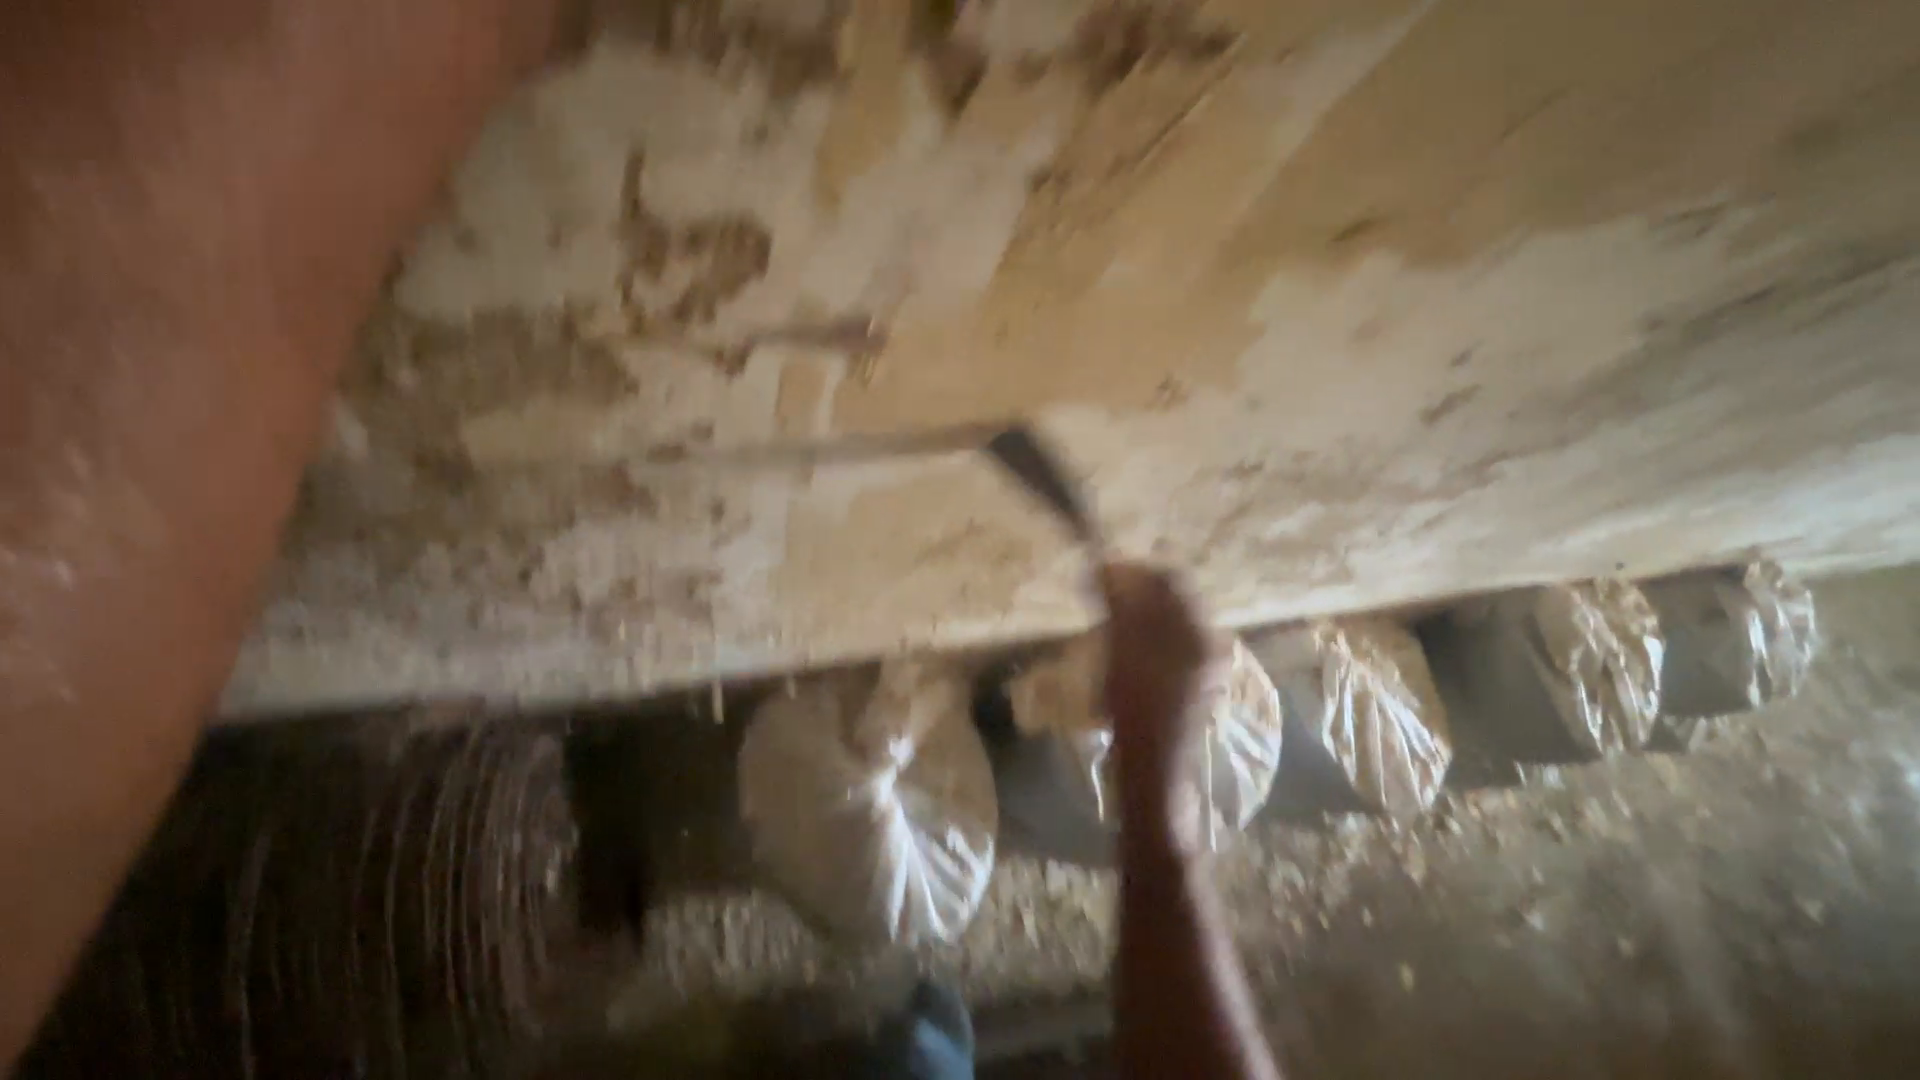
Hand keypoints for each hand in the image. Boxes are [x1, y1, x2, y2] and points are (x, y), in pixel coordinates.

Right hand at [1098, 562, 1210, 820]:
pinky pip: (1164, 647)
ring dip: (1134, 618)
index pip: (1172, 579)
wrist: (1152, 769)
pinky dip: (1140, 642)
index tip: (1100, 573)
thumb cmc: (1136, 708)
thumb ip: (1120, 602)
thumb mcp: (1123, 648)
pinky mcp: (1189, 686)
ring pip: (1165, 624)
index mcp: (1200, 631)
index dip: (1135, 570)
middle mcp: (1209, 644)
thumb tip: (1108, 564)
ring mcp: (1202, 667)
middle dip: (1134, 594)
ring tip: (1105, 629)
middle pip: (1170, 601)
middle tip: (1099, 599)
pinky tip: (1118, 656)